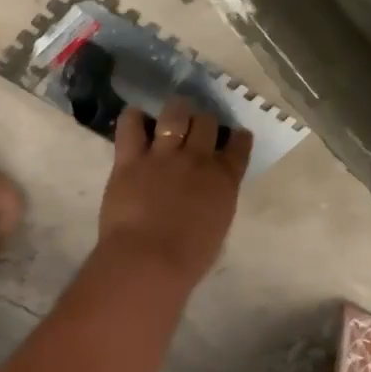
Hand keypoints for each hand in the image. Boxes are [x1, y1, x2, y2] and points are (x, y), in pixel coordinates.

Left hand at [97, 98, 252, 284]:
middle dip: (204, 120)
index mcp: (224, 180)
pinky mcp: (131, 159)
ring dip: (175, 111)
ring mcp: (164, 156)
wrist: (149, 260)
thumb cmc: (189, 258)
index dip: (238, 137)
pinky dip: (133, 118)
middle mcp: (198, 159)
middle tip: (198, 124)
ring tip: (172, 111)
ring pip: (174, 116)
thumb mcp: (217, 226)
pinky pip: (131, 127)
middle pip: (206, 123)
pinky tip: (135, 117)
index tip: (236, 135)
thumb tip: (208, 194)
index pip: (239, 146)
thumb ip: (216, 201)